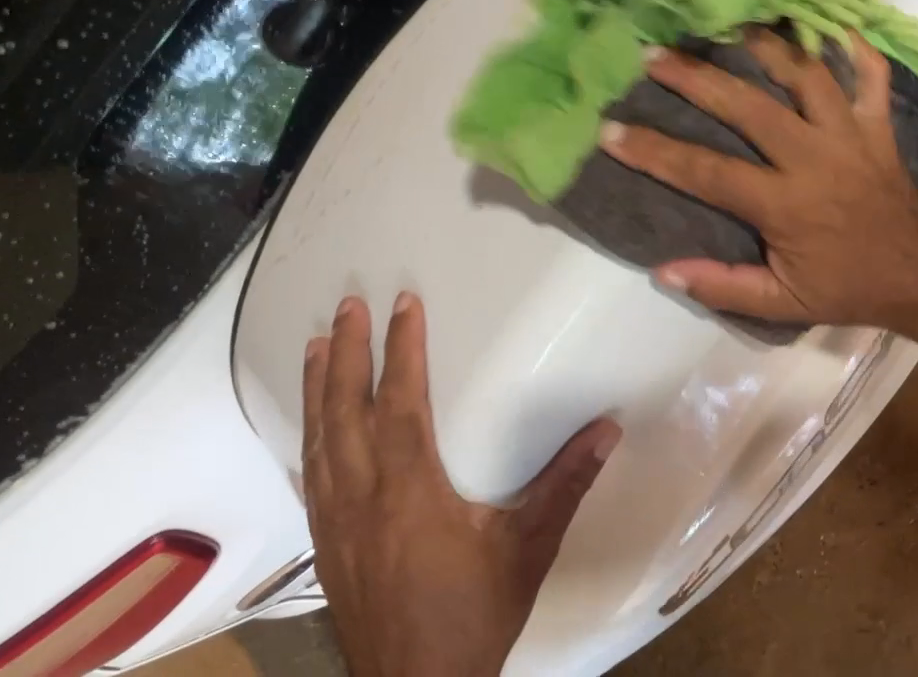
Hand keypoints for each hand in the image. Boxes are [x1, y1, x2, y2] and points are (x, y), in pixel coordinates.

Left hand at [302, 292, 620, 676]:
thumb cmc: (477, 613)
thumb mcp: (530, 546)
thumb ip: (566, 484)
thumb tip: (608, 429)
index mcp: (410, 492)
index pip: (400, 405)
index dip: (400, 351)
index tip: (403, 305)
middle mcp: (362, 500)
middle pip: (344, 414)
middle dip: (344, 356)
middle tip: (345, 306)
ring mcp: (336, 525)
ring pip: (318, 443)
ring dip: (317, 390)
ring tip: (314, 345)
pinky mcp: (327, 548)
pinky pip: (310, 477)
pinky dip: (310, 438)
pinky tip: (312, 428)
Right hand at [597, 28, 917, 332]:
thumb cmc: (847, 288)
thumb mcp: (783, 304)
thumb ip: (724, 287)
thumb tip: (663, 270)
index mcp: (785, 203)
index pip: (708, 172)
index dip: (655, 152)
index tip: (611, 131)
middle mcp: (815, 157)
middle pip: (749, 106)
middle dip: (697, 78)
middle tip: (655, 54)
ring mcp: (851, 134)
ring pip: (807, 75)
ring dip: (767, 44)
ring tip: (731, 20)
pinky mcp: (879, 126)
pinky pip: (871, 75)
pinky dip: (855, 46)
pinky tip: (831, 20)